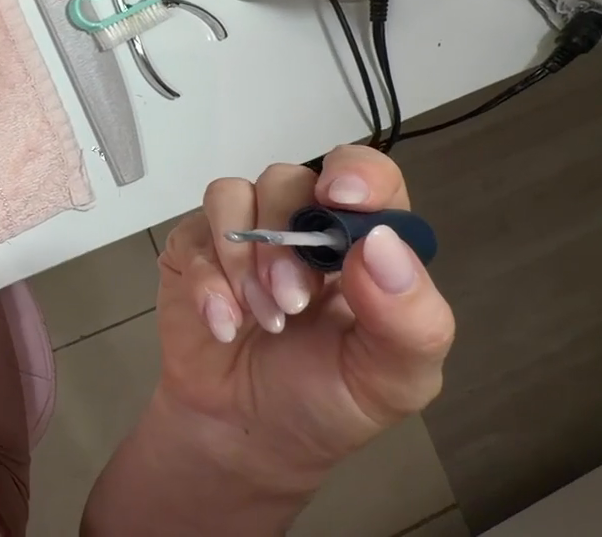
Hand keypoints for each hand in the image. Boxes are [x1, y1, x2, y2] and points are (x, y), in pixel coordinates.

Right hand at [153, 146, 455, 488]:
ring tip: (260, 319)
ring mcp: (239, 232)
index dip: (355, 173)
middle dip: (283, 239)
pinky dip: (209, 284)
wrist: (241, 428)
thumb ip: (410, 319)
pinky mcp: (192, 249)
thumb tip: (381, 244)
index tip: (341, 199)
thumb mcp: (392, 379)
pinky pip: (191, 235)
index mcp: (361, 246)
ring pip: (229, 195)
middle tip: (291, 302)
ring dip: (242, 259)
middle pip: (285, 180)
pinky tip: (224, 325)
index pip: (366, 177)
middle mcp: (299, 226)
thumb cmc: (326, 400)